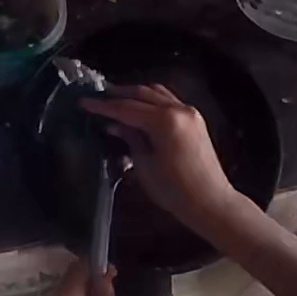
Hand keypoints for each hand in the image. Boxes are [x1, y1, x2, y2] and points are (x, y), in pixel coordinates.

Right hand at [79, 84, 264, 239]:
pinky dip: (151, 100)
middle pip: (142, 93)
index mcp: (164, 121)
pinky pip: (168, 100)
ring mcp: (189, 112)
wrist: (212, 203)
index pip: (126, 108)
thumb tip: (114, 124)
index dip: (103, 106)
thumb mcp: (145, 165)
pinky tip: (138, 108)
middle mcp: (178, 109)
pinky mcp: (195, 119)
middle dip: (118, 94)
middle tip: (97, 97)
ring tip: (115, 99)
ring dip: (135, 94)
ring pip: (156, 92)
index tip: (84, 102)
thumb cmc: (175, 191)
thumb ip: (130, 138)